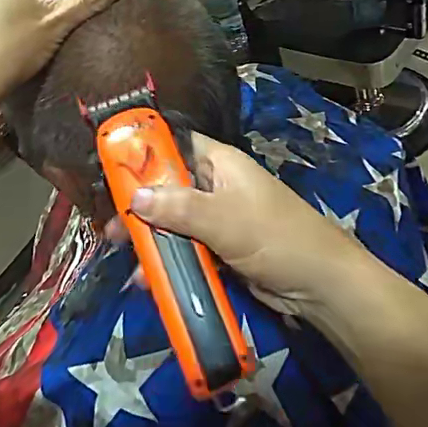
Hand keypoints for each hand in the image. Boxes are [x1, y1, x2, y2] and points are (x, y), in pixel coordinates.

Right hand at [115, 134, 369, 315]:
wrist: (316, 282)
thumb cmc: (273, 236)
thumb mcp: (223, 218)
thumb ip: (178, 207)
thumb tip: (134, 196)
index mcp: (222, 163)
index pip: (177, 145)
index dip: (145, 153)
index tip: (111, 169)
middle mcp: (218, 185)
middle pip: (169, 187)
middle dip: (140, 206)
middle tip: (111, 229)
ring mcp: (220, 218)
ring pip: (174, 221)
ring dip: (151, 239)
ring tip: (125, 258)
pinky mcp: (222, 248)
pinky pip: (187, 248)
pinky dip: (168, 260)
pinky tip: (149, 279)